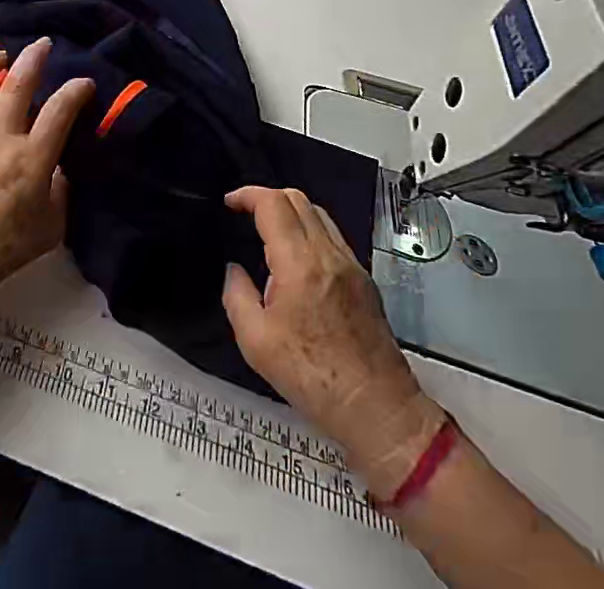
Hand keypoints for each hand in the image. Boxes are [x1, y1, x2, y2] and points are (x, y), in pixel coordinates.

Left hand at [0, 39, 94, 322]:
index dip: (75, 91)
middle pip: (16, 88)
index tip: (84, 81)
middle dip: (32, 60)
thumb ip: (59, 191)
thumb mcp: (52, 226)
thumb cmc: (7, 245)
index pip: (59, 112)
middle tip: (41, 44)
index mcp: (32, 158)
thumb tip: (56, 169)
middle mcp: (1, 140)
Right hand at [221, 187, 445, 499]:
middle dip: (265, 197)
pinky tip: (289, 256)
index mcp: (301, 264)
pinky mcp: (363, 282)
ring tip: (262, 230)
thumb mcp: (253, 337)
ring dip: (288, 212)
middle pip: (299, 200)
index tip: (227, 203)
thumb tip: (234, 270)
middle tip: (241, 213)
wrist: (376, 409)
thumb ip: (235, 293)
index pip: (274, 204)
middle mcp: (331, 257)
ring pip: (319, 216)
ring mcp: (353, 268)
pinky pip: (332, 237)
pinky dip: (306, 230)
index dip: (246, 195)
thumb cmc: (311, 375)